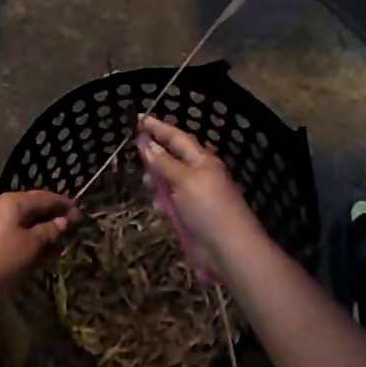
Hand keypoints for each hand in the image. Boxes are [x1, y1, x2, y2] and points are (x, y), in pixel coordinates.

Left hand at [0, 191, 81, 313]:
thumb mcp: (31, 247)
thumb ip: (50, 231)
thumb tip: (62, 220)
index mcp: (13, 201)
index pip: (46, 197)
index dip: (65, 206)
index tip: (81, 217)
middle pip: (31, 209)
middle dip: (51, 222)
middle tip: (66, 237)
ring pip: (18, 225)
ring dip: (37, 236)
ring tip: (49, 253)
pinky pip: (6, 236)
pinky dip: (21, 244)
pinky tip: (26, 259)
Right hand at [138, 116, 266, 278]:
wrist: (229, 247)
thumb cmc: (209, 207)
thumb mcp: (185, 180)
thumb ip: (165, 163)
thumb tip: (147, 144)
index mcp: (202, 160)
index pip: (177, 138)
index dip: (159, 128)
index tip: (140, 119)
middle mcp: (199, 174)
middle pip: (174, 158)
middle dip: (157, 155)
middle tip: (137, 152)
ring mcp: (195, 196)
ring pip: (171, 181)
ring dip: (158, 180)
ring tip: (146, 182)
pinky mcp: (191, 216)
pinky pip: (173, 202)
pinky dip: (163, 201)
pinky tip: (158, 206)